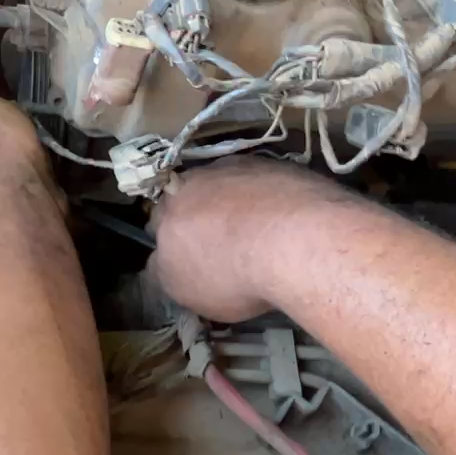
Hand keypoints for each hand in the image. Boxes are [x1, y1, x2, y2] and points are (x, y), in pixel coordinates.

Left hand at [0, 75, 50, 192]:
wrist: (20, 190)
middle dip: (5, 138)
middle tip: (26, 121)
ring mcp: (4, 189)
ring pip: (14, 167)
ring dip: (25, 157)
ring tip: (46, 140)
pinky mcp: (30, 201)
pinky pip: (36, 181)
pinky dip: (43, 174)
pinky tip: (56, 165)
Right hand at [148, 158, 361, 321]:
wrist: (297, 239)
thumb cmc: (230, 270)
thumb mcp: (182, 287)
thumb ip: (163, 272)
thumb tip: (158, 263)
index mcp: (171, 206)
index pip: (159, 219)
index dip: (171, 238)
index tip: (187, 256)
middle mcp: (201, 178)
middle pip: (194, 195)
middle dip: (203, 215)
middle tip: (224, 244)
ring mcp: (242, 168)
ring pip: (231, 185)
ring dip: (238, 204)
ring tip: (262, 235)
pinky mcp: (280, 166)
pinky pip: (267, 184)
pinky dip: (271, 200)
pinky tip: (288, 225)